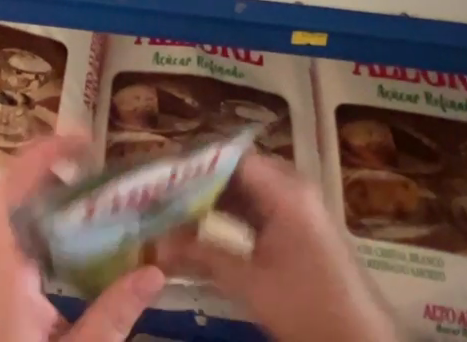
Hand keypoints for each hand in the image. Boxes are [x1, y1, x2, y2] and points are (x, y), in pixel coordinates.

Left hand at [0, 133, 166, 341]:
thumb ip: (114, 315)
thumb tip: (157, 268)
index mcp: (8, 273)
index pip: (10, 192)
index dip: (40, 156)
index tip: (81, 141)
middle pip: (8, 192)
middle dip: (45, 165)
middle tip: (92, 162)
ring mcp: (0, 276)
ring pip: (15, 213)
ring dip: (49, 191)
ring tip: (96, 189)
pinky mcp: (9, 292)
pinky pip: (24, 238)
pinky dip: (51, 221)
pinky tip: (86, 235)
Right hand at [156, 153, 396, 341]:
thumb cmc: (308, 309)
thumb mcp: (250, 283)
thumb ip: (202, 255)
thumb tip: (157, 242)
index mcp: (285, 190)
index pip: (229, 156)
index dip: (192, 162)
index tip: (159, 173)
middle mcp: (292, 187)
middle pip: (235, 169)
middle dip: (197, 180)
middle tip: (160, 191)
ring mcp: (298, 206)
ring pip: (244, 188)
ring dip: (211, 198)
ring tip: (172, 206)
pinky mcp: (299, 226)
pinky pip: (256, 206)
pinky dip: (229, 214)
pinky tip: (202, 225)